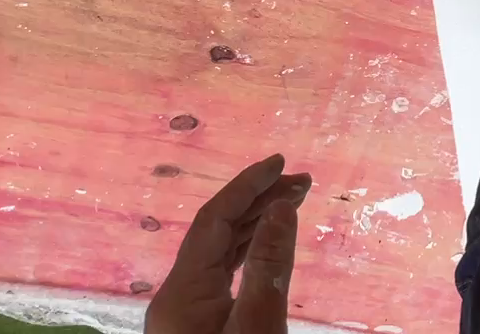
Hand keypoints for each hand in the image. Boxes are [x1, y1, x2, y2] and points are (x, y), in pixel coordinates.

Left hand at [145, 155, 312, 333]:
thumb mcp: (257, 327)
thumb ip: (269, 264)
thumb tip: (282, 204)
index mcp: (181, 291)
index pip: (215, 218)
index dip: (248, 184)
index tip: (282, 161)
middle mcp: (176, 295)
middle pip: (217, 230)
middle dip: (260, 198)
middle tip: (303, 181)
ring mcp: (184, 313)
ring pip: (220, 249)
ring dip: (258, 220)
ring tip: (296, 201)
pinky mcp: (196, 327)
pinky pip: (223, 270)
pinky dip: (250, 246)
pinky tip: (271, 241)